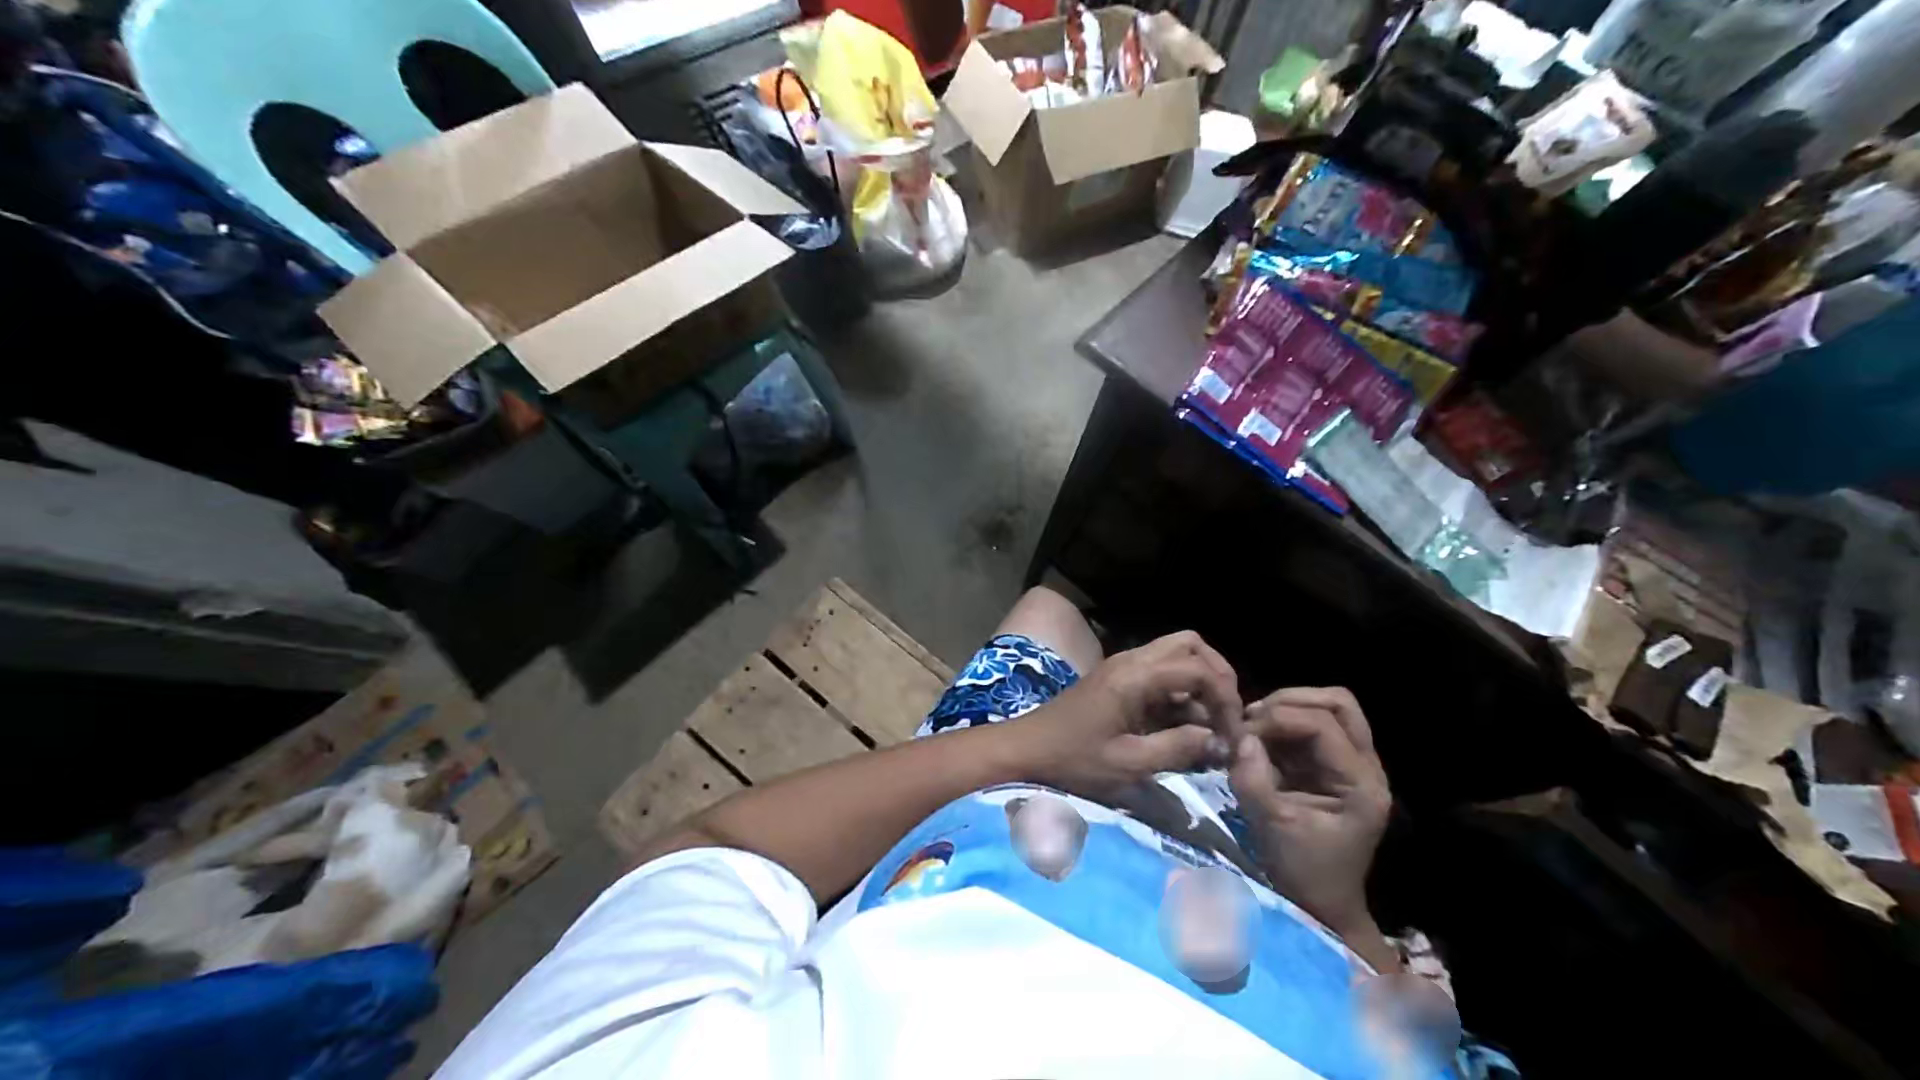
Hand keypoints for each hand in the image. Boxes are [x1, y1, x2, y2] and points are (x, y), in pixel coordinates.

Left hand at [1013, 630, 1242, 800]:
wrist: (1026, 749)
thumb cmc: (1073, 759)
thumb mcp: (1128, 763)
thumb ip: (1178, 749)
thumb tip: (1220, 742)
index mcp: (1134, 676)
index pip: (1198, 669)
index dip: (1225, 699)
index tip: (1233, 734)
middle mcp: (1131, 661)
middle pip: (1190, 645)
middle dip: (1217, 676)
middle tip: (1226, 717)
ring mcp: (1123, 667)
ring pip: (1176, 656)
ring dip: (1199, 684)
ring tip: (1208, 728)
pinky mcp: (1118, 679)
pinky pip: (1160, 673)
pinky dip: (1180, 692)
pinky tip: (1184, 727)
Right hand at [1228, 687, 1390, 937]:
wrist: (1321, 905)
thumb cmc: (1303, 871)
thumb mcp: (1272, 826)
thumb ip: (1254, 779)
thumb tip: (1241, 737)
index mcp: (1361, 783)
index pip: (1323, 724)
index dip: (1279, 718)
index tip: (1243, 734)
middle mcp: (1365, 767)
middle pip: (1338, 703)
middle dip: (1290, 701)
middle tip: (1254, 719)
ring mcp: (1350, 765)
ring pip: (1326, 709)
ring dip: (1286, 709)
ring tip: (1253, 728)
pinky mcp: (1330, 767)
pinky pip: (1309, 726)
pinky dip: (1281, 725)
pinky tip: (1258, 739)